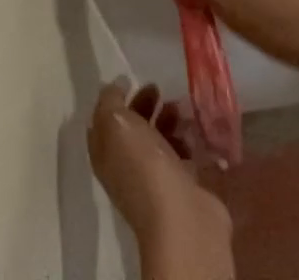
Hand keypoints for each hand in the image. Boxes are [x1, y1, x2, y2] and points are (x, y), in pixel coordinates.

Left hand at [87, 79, 228, 247]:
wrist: (182, 217)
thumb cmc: (144, 167)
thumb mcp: (117, 126)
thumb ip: (110, 103)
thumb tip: (113, 87)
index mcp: (105, 155)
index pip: (102, 123)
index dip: (113, 100)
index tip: (130, 80)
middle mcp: (125, 168)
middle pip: (131, 130)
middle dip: (143, 106)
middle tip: (158, 88)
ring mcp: (154, 179)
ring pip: (158, 141)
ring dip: (167, 120)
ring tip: (181, 107)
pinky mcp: (181, 185)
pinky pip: (181, 155)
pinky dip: (187, 139)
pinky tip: (196, 128)